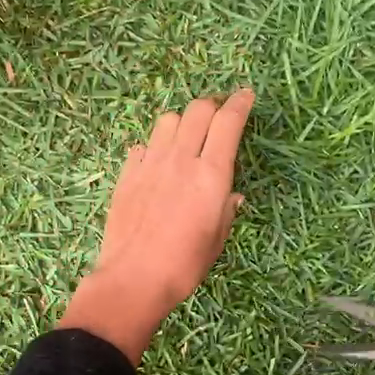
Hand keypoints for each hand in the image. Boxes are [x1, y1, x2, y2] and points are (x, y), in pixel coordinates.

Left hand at [58, 90, 254, 364]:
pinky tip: (158, 163)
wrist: (134, 279)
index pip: (228, 122)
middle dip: (212, 105)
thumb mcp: (217, 239)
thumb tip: (232, 195)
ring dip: (182, 121)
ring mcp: (150, 164)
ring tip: (187, 137)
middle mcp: (181, 160)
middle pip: (198, 110)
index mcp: (211, 175)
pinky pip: (143, 145)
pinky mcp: (127, 174)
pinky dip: (154, 146)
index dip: (240, 103)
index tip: (246, 96)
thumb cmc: (185, 265)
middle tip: (219, 114)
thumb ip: (226, 209)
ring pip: (168, 120)